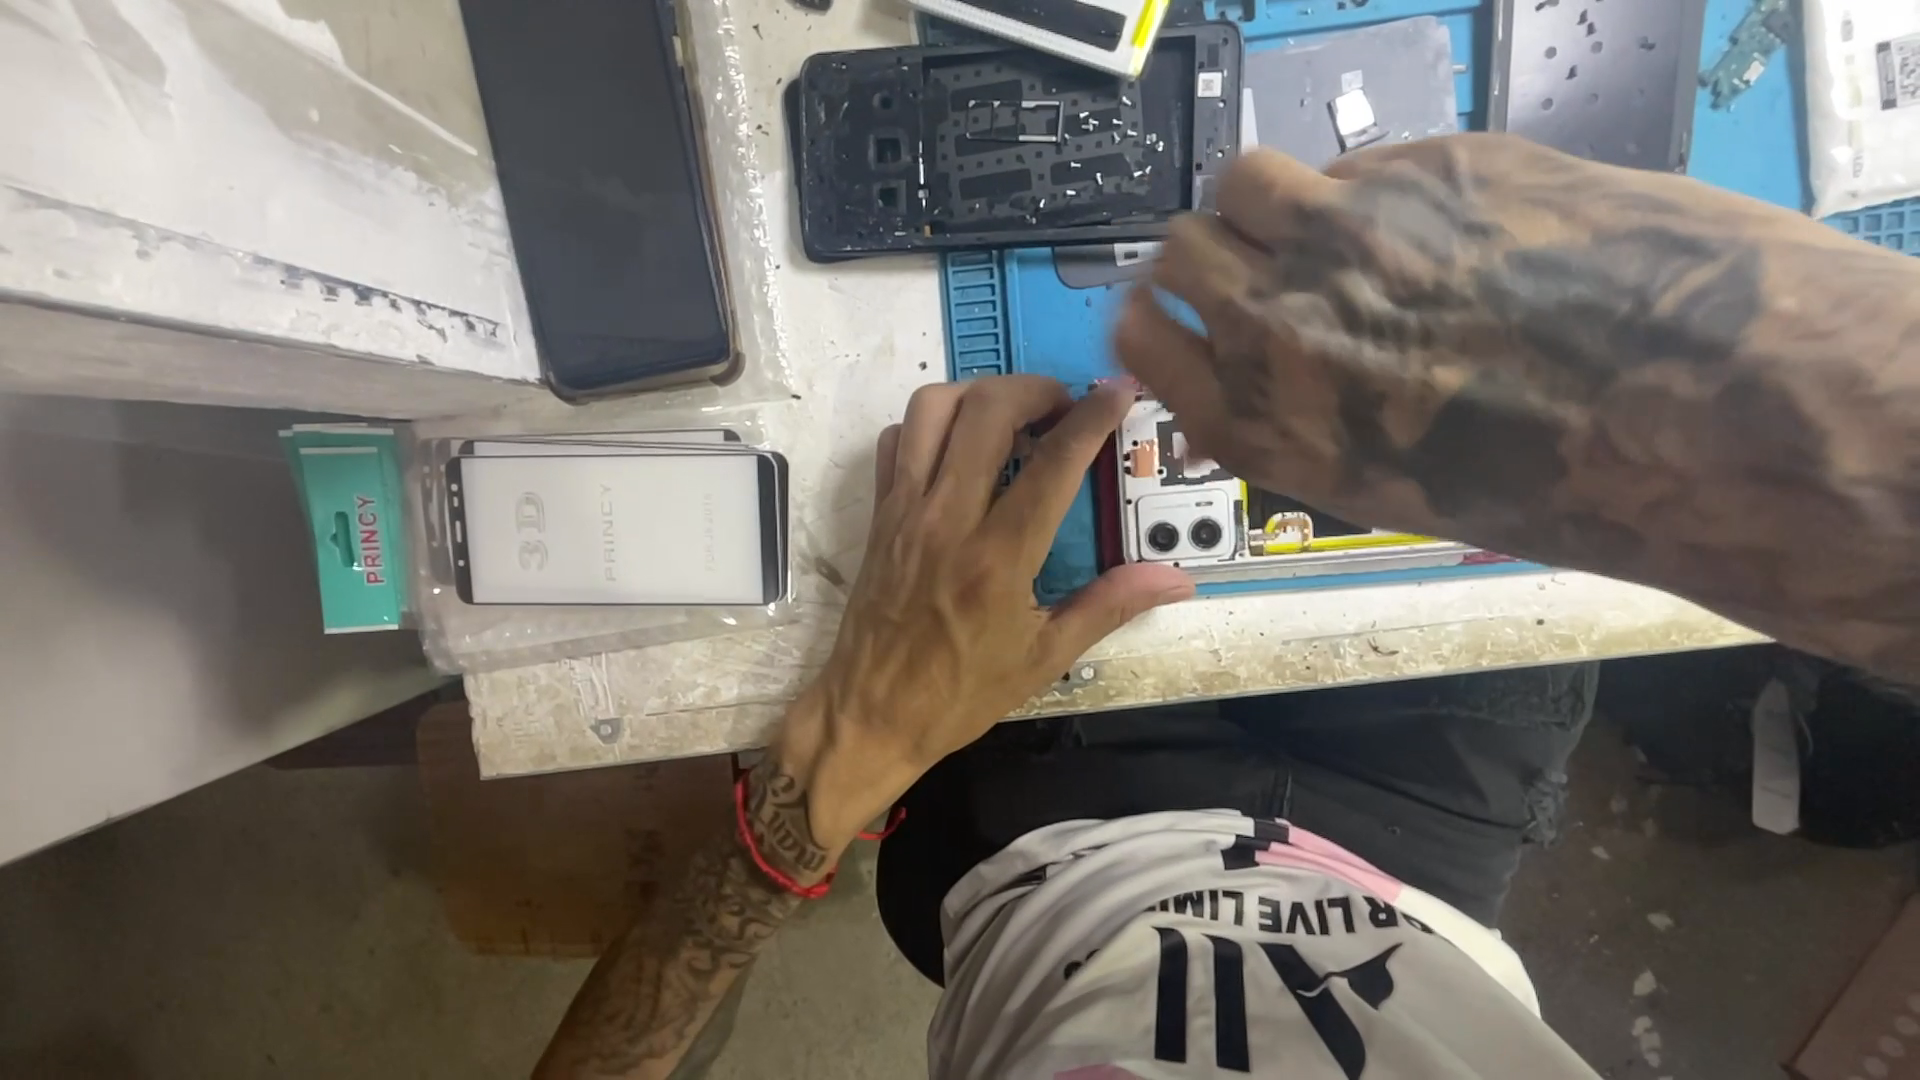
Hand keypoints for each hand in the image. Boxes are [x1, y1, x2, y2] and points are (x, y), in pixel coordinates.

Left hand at [773, 377, 1193, 859]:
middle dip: (1036, 389)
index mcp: (998, 557)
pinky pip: (897, 440)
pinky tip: (957, 447)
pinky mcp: (880, 514)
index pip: (1053, 462)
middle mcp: (947, 518)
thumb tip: (1176, 579)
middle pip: (988, 411)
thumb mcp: (1045, 659)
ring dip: (979, 394)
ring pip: (933, 409)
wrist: (871, 715)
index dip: (1092, 417)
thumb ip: (1110, 606)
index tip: (1117, 393)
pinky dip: (929, 424)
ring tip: (1011, 416)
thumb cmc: (961, 694)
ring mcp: (905, 510)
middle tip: (1064, 407)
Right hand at [1114, 133, 1867, 551]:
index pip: (1137, 331)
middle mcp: (1272, 323)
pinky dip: (1362, 189)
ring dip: (1266, 204)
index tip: (1167, 307)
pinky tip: (1422, 225)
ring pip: (1243, 181)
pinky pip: (1352, 162)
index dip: (1148, 314)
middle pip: (1176, 248)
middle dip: (1202, 256)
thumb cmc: (1524, 480)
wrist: (1693, 419)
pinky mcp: (1427, 167)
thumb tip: (1241, 372)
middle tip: (1246, 262)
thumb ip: (1275, 416)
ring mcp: (1344, 236)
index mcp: (1252, 415)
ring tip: (1319, 225)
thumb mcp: (1359, 482)